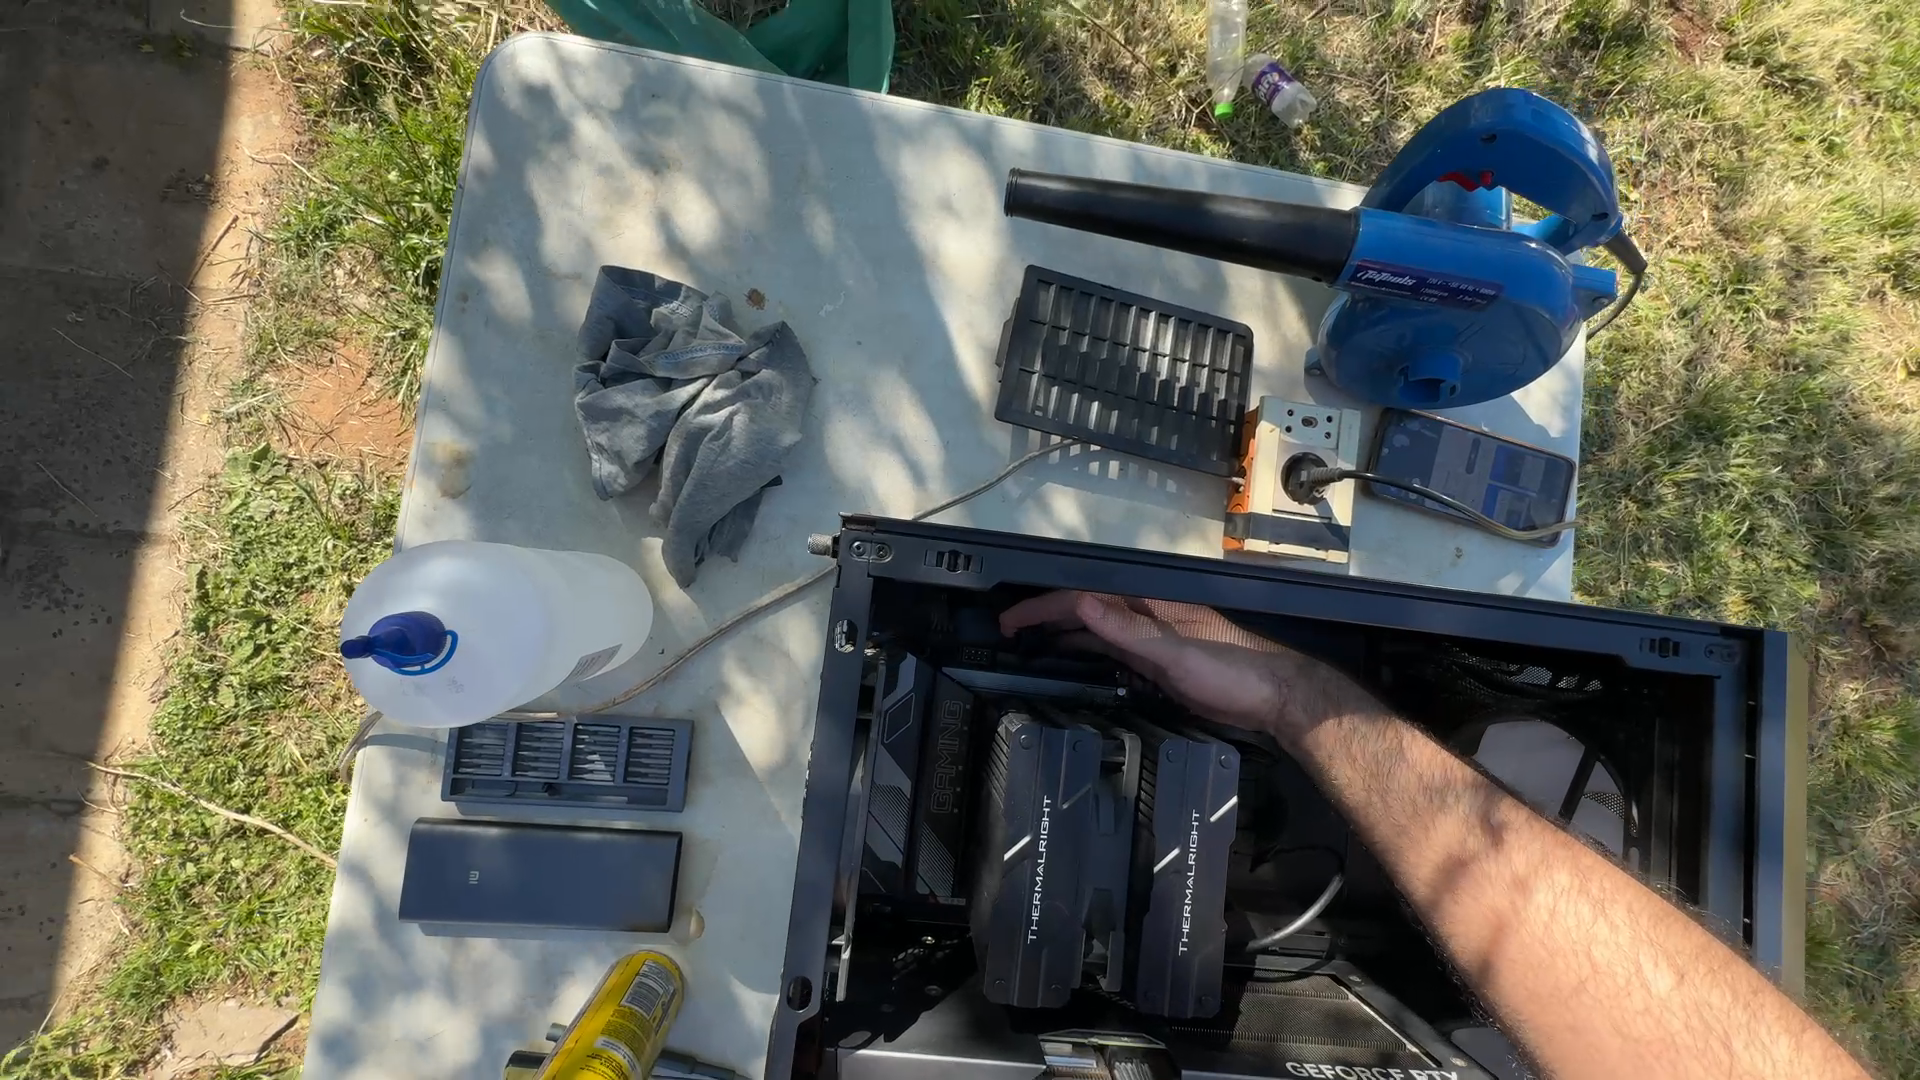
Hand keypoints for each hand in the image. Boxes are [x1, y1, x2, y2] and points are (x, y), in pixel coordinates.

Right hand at [998, 591, 1371, 742]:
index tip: (1010, 621)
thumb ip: (1128, 629)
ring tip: (1026, 643)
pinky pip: (1108, 649)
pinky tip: (1070, 658)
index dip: (1042, 607)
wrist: (1272, 697)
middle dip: (1043, 616)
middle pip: (1082, 608)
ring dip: (1059, 632)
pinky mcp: (1154, 660)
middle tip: (1007, 631)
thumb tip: (1081, 604)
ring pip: (1093, 628)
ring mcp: (1148, 637)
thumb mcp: (1176, 652)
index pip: (1081, 597)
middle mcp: (1143, 614)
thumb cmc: (1233, 670)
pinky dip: (1084, 651)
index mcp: (1146, 603)